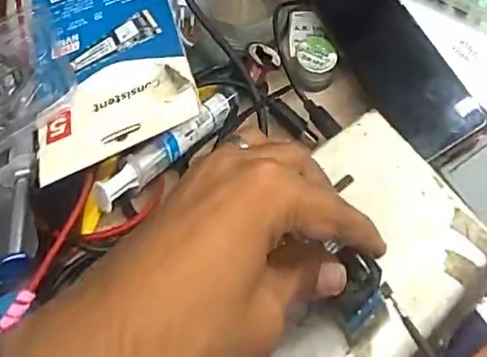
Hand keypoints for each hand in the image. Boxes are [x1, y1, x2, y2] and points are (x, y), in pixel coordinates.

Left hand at [0, 141, 384, 356]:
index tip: (378, 246)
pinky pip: (238, 162)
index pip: (328, 206)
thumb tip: (331, 268)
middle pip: (300, 167)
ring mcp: (211, 164)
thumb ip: (301, 281)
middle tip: (340, 237)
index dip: (357, 229)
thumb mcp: (260, 314)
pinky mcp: (188, 180)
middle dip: (325, 198)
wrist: (107, 331)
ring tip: (306, 217)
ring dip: (293, 179)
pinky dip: (261, 178)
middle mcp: (243, 161)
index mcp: (269, 187)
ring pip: (269, 154)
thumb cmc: (193, 325)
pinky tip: (262, 208)